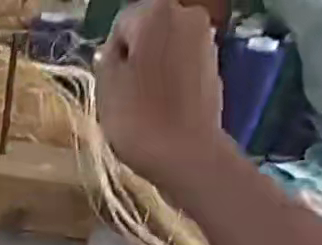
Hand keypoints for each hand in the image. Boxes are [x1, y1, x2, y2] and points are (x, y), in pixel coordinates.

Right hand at [96, 0, 224, 187]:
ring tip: (145, 109)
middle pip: (148, 35)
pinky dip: (172, 87)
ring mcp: (206, 42)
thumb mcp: (106, 87)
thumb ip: (106, 59)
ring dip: (154, 74)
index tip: (110, 88)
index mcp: (156, 12)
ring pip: (167, 53)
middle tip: (125, 99)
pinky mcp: (215, 70)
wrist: (186, 155)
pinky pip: (183, 72)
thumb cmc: (138, 120)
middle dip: (136, 61)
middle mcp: (187, 15)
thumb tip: (115, 52)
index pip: (121, 26)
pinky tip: (164, 113)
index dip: (110, 58)